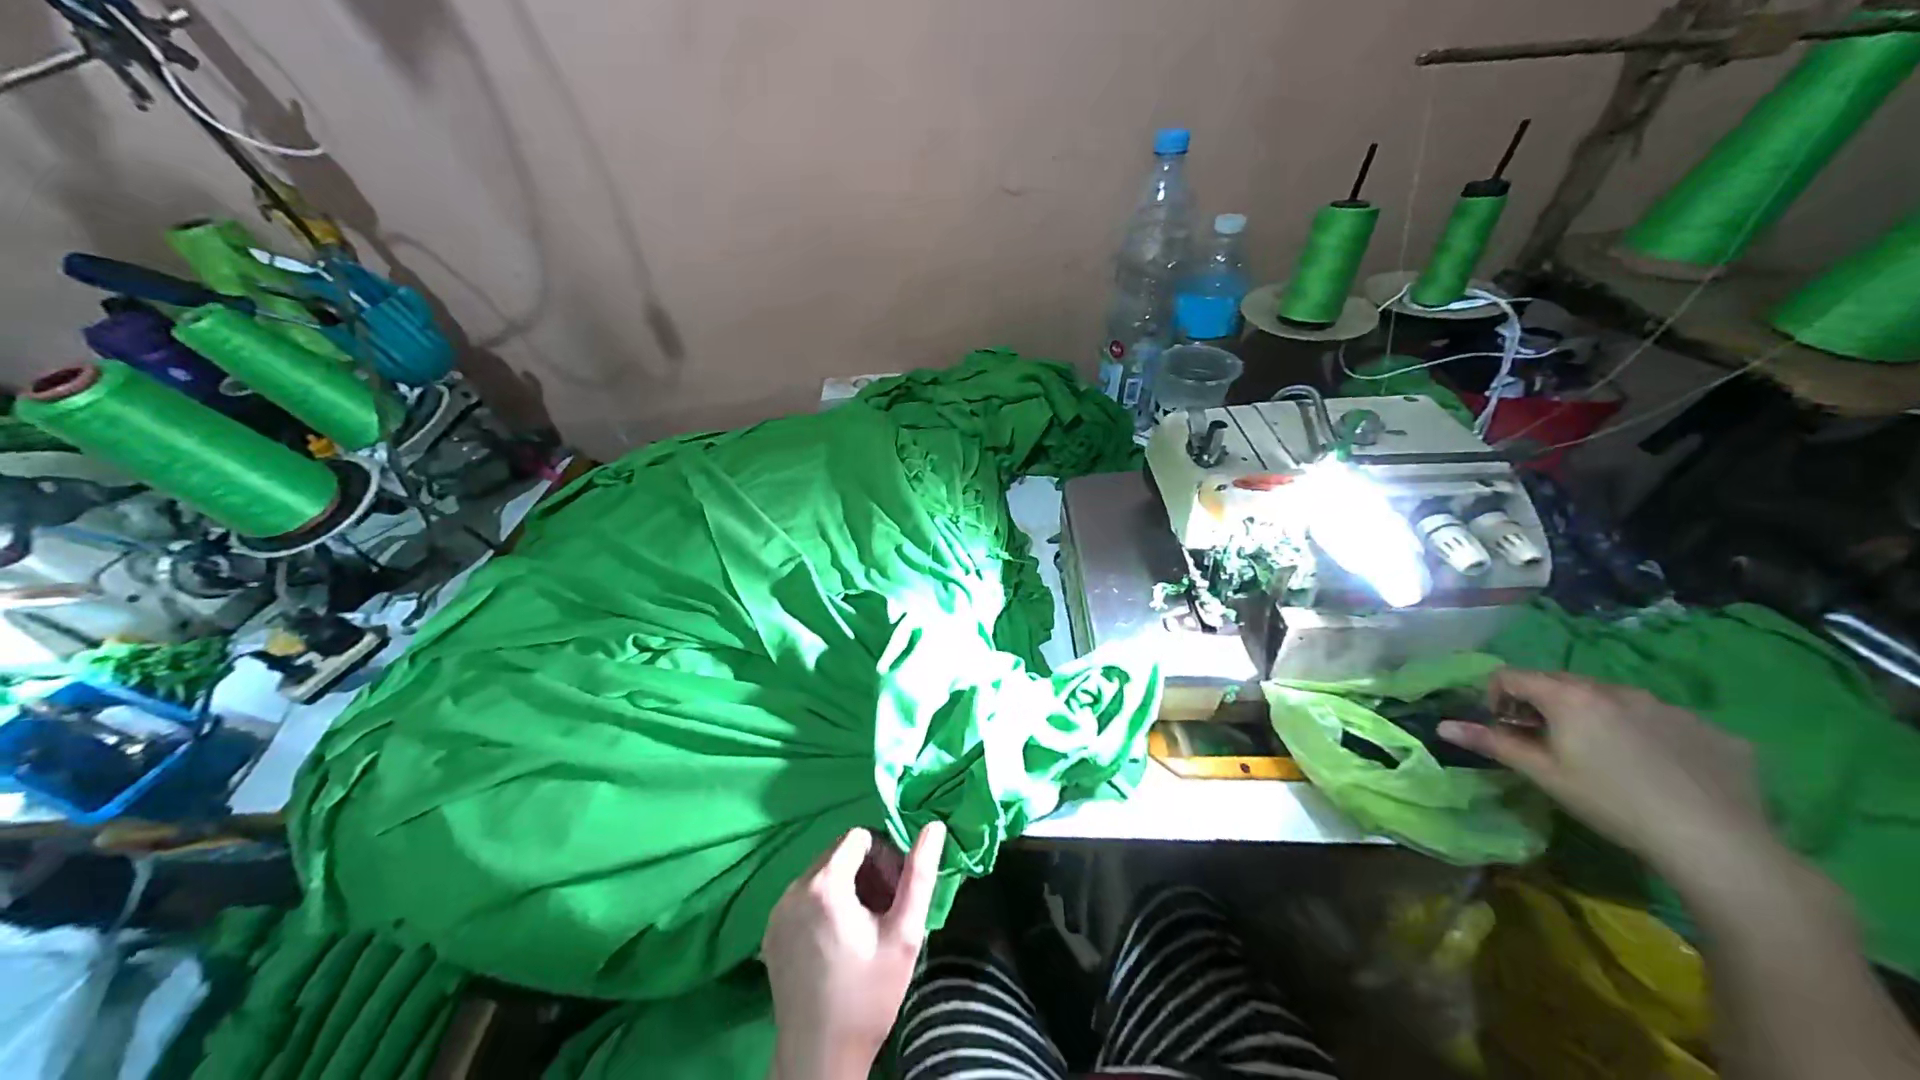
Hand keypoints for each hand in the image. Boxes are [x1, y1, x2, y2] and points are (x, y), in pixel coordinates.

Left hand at [763, 822, 946, 1079]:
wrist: (819, 1055)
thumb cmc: (868, 994)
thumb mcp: (904, 933)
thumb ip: (919, 875)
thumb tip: (934, 826)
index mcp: (825, 884)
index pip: (860, 837)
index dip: (884, 858)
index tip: (894, 894)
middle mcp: (794, 888)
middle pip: (838, 854)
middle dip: (866, 873)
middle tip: (884, 913)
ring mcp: (777, 911)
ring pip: (821, 875)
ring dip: (846, 889)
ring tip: (863, 930)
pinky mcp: (770, 932)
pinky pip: (803, 898)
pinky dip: (824, 907)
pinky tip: (838, 944)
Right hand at [1439, 670, 1769, 877]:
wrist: (1716, 842)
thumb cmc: (1611, 803)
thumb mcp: (1543, 774)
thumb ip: (1493, 743)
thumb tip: (1444, 725)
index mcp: (1570, 696)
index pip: (1513, 676)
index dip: (1497, 697)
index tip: (1504, 728)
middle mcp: (1617, 689)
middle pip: (1563, 683)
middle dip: (1544, 704)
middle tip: (1546, 743)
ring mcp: (1670, 707)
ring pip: (1615, 700)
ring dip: (1596, 716)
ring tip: (1605, 758)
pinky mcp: (1712, 729)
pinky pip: (1664, 721)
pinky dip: (1648, 735)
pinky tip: (1659, 772)